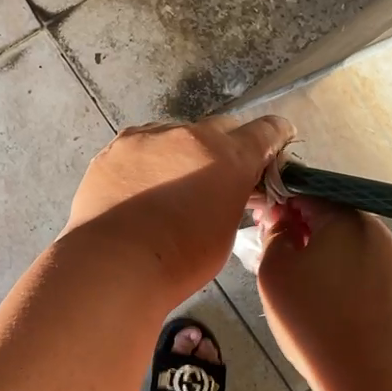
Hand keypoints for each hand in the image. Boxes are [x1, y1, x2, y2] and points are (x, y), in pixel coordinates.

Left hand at [61, 115, 293, 304]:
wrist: (115, 262)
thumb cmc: (180, 259)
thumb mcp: (226, 231)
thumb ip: (234, 197)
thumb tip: (232, 188)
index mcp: (229, 157)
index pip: (266, 131)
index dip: (274, 137)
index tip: (276, 143)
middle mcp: (191, 135)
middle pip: (219, 128)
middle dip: (225, 146)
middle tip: (218, 174)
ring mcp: (149, 136)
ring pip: (176, 134)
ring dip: (181, 152)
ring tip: (169, 184)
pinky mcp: (116, 146)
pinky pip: (141, 144)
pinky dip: (147, 160)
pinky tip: (139, 185)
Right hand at [253, 196, 391, 384]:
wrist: (374, 379)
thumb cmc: (314, 320)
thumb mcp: (274, 273)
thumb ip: (274, 237)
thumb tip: (283, 224)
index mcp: (346, 218)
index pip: (306, 193)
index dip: (279, 205)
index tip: (261, 227)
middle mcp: (377, 231)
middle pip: (331, 218)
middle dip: (302, 231)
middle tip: (276, 258)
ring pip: (348, 246)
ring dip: (322, 255)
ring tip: (300, 285)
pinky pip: (363, 270)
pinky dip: (341, 276)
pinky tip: (326, 304)